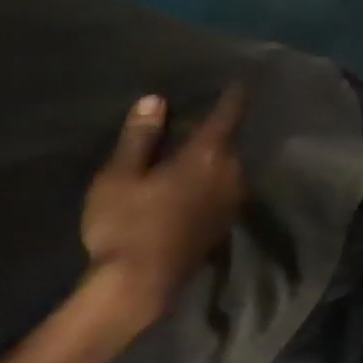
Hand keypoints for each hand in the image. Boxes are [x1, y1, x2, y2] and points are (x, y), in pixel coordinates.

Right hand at [81, 89, 245, 319]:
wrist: (140, 284)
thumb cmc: (126, 226)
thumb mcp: (119, 179)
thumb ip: (140, 138)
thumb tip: (155, 99)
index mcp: (210, 153)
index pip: (229, 113)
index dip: (234, 94)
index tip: (243, 78)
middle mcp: (234, 168)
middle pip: (229, 139)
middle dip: (215, 130)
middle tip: (197, 122)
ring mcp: (235, 196)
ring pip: (229, 165)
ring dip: (215, 158)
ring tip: (193, 155)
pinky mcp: (228, 219)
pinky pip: (225, 188)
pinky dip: (214, 180)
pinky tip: (196, 187)